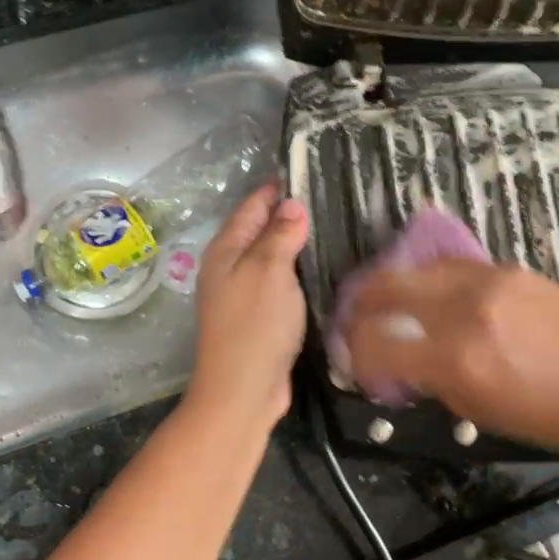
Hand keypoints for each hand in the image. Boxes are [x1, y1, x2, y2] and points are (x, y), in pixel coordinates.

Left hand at [188, 185, 310, 428]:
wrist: (242, 391)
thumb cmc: (253, 325)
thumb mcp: (268, 271)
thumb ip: (279, 236)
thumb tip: (291, 205)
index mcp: (225, 250)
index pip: (252, 206)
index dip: (277, 188)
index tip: (309, 169)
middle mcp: (230, 267)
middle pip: (260, 230)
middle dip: (289, 213)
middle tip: (331, 195)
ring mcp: (243, 294)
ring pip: (271, 257)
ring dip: (295, 244)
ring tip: (333, 226)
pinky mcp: (260, 318)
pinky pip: (280, 282)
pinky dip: (297, 271)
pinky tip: (321, 269)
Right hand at [341, 260, 558, 458]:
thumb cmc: (553, 417)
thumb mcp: (478, 411)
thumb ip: (428, 380)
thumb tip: (395, 361)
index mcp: (455, 359)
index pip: (373, 340)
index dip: (354, 354)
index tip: (357, 365)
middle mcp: (463, 309)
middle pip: (381, 288)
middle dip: (359, 309)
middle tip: (357, 327)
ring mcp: (486, 280)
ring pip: (411, 270)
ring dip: (391, 290)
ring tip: (390, 310)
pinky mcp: (506, 267)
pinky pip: (448, 268)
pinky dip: (428, 284)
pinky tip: (435, 302)